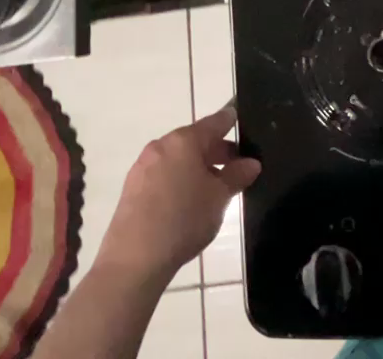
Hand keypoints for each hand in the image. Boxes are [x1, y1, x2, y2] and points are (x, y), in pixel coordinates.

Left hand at [99, 107, 261, 280]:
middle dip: (217, 151)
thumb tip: (251, 163)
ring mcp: (143, 166)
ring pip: (178, 158)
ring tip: (213, 189)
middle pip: (195, 140)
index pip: (216, 121)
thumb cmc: (184, 220)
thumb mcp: (219, 198)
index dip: (233, 122)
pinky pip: (163, 173)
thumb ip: (237, 175)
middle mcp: (161, 146)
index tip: (246, 127)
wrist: (134, 260)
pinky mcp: (131, 187)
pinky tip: (187, 202)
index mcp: (184, 140)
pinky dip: (178, 179)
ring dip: (197, 167)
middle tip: (236, 169)